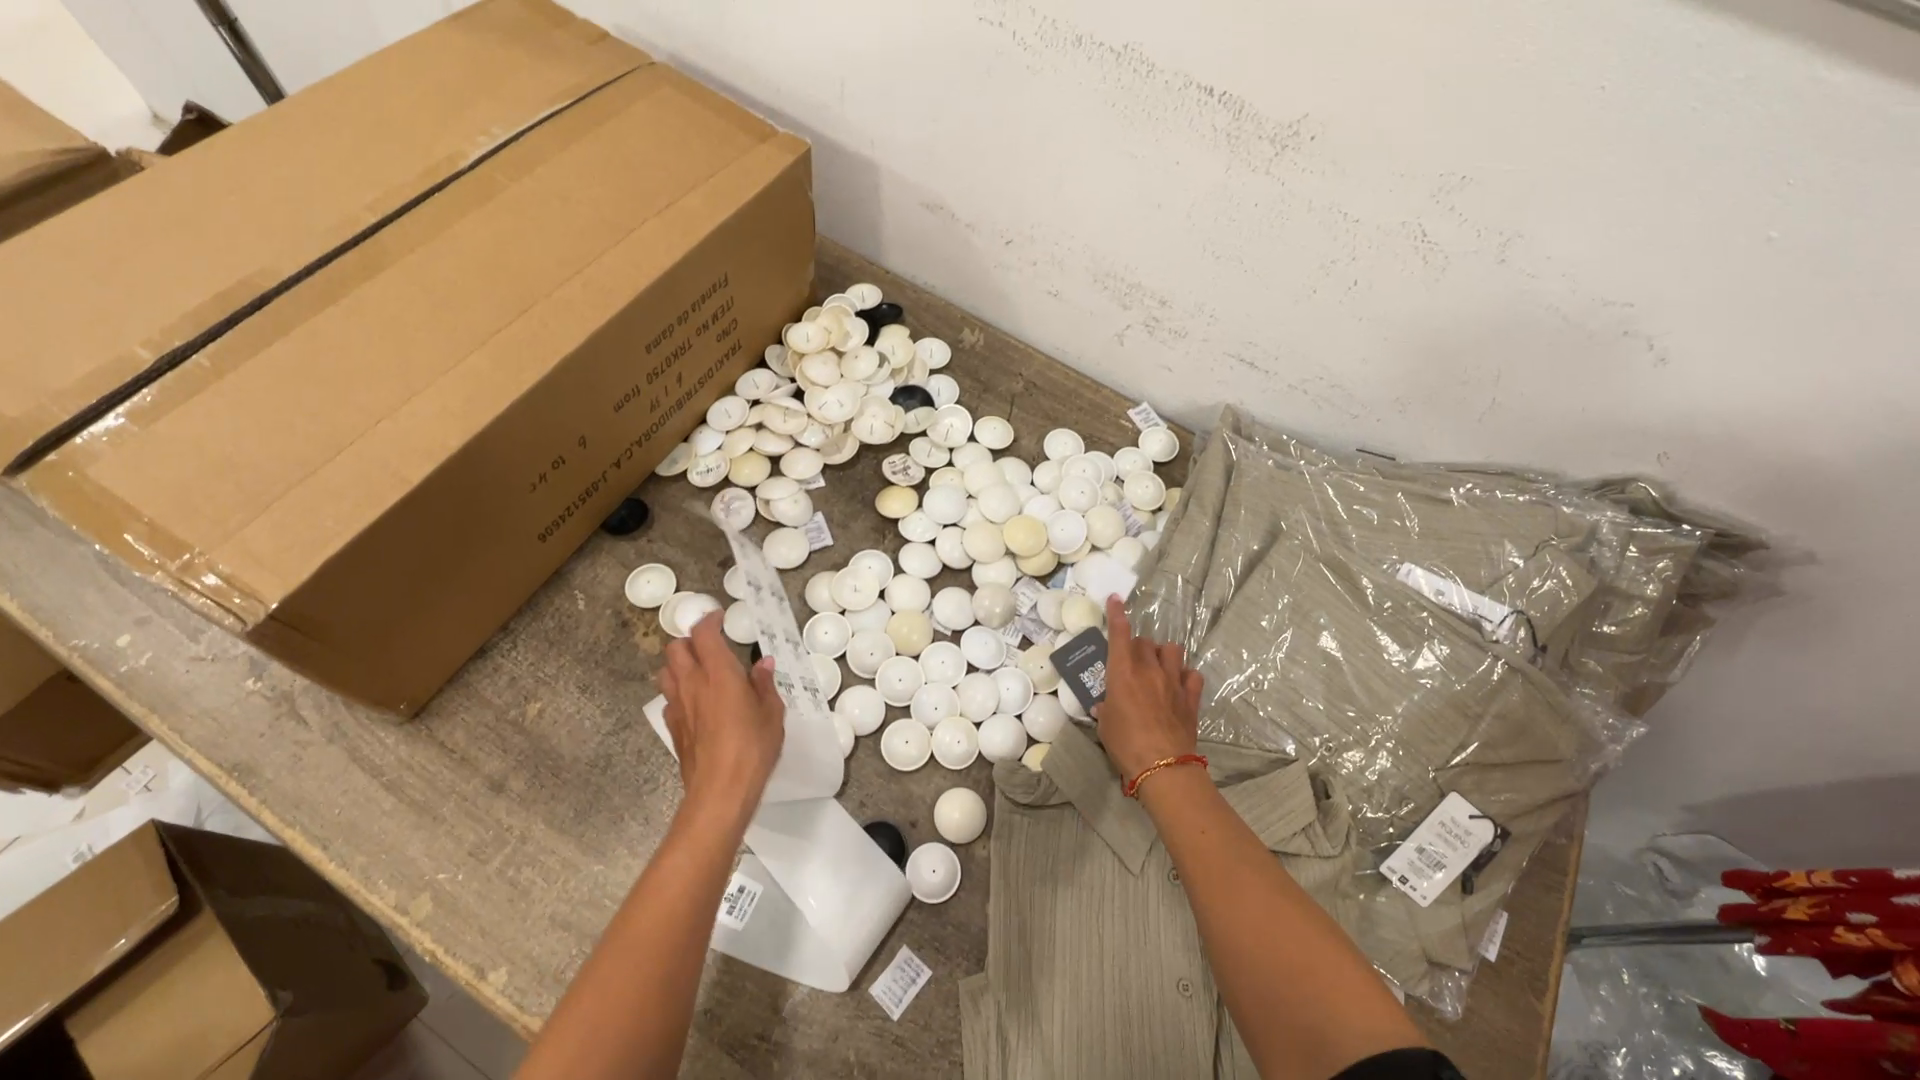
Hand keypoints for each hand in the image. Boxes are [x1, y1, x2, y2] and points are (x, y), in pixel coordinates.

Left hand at [660, 612, 785, 818]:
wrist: (720, 790)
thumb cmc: (752, 748)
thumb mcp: (772, 713)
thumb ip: (764, 684)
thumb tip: (762, 664)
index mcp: (718, 673)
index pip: (703, 634)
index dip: (709, 620)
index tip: (719, 617)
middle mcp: (691, 683)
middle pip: (676, 648)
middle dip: (690, 640)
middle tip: (710, 645)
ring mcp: (677, 706)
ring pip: (666, 671)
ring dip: (679, 664)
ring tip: (700, 671)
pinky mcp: (672, 727)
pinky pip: (669, 698)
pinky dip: (679, 691)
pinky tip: (696, 703)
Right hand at [1093, 596, 1203, 779]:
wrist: (1163, 766)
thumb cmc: (1125, 745)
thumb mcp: (1105, 726)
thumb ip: (1106, 708)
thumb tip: (1105, 705)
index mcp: (1122, 673)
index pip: (1120, 634)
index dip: (1117, 614)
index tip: (1116, 599)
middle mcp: (1149, 670)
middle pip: (1144, 641)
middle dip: (1137, 646)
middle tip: (1131, 662)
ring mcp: (1173, 681)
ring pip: (1172, 650)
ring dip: (1162, 654)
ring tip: (1157, 668)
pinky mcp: (1191, 696)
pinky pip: (1192, 674)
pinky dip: (1185, 675)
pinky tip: (1179, 684)